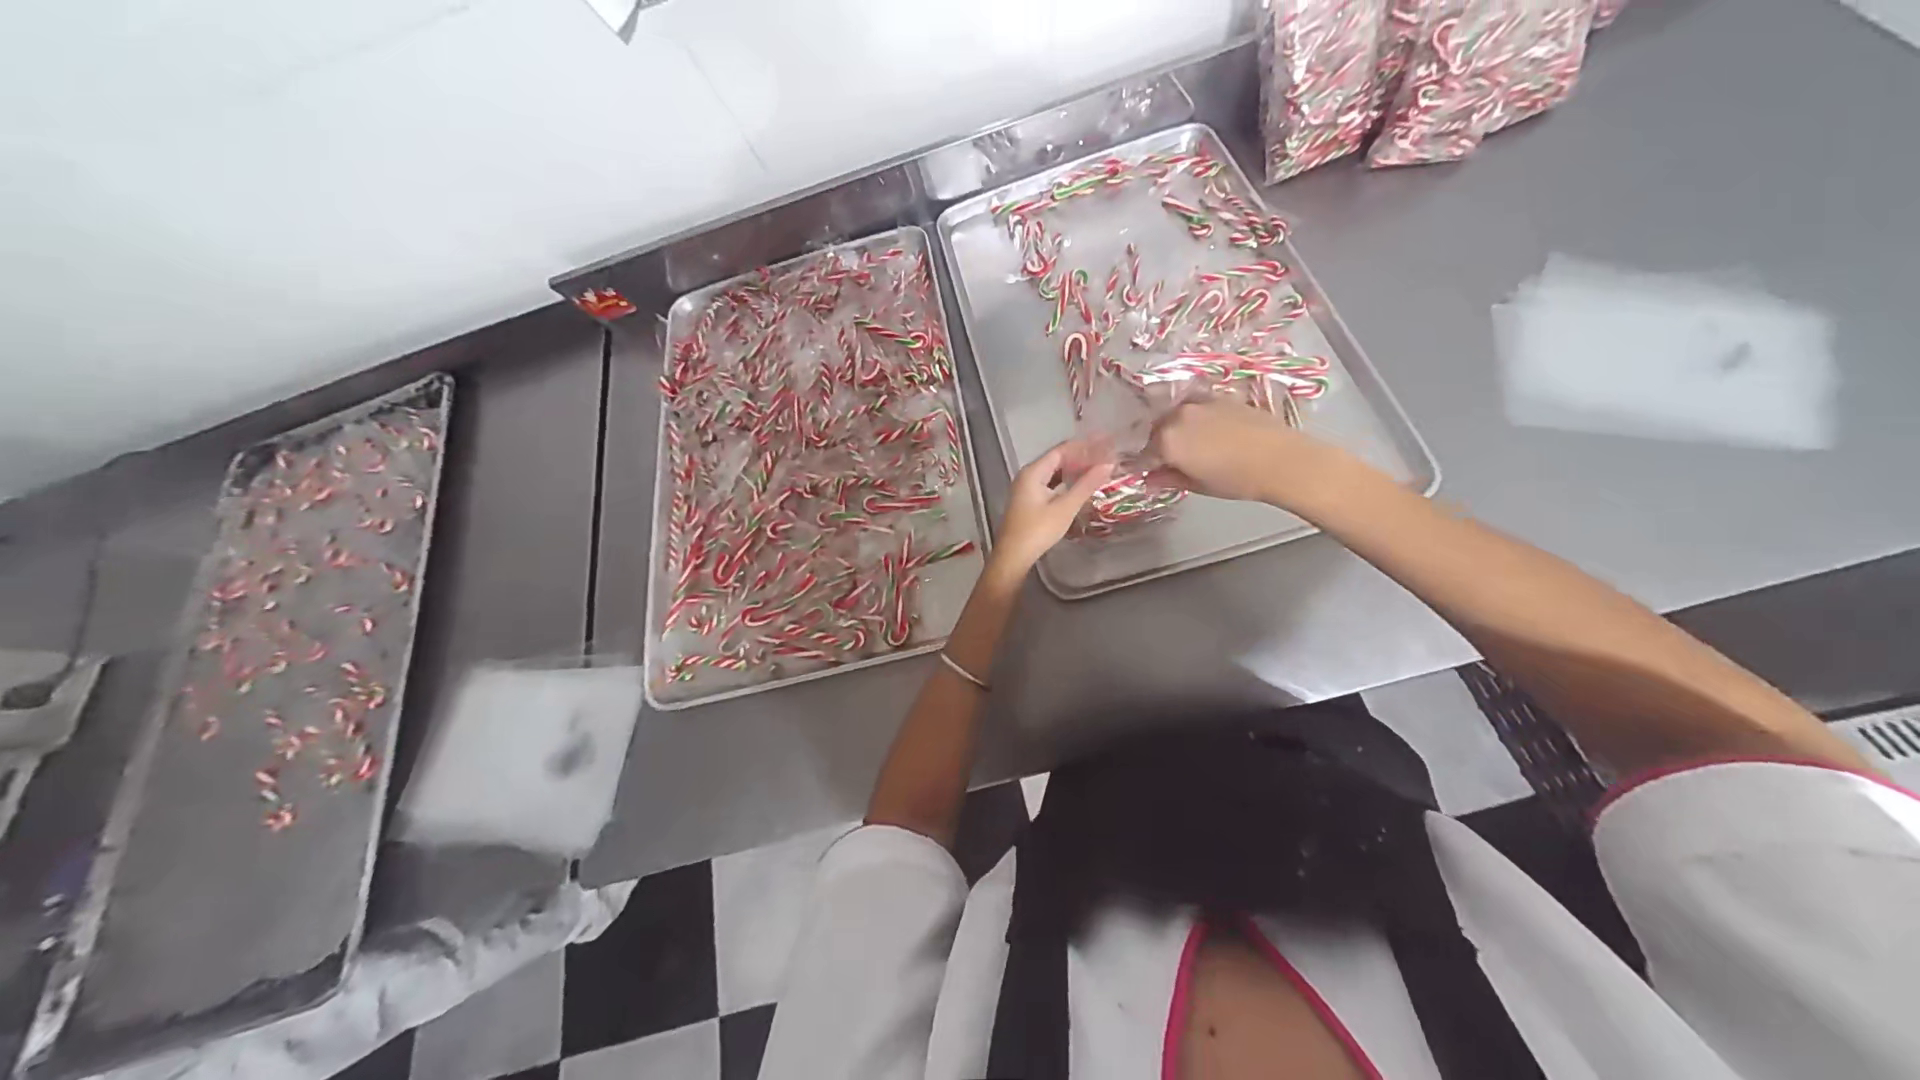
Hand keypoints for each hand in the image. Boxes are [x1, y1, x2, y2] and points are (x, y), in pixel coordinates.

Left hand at [991, 439, 1113, 576]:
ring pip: (1054, 473)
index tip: (1105, 445)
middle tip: (1105, 457)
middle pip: (1057, 459)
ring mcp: (1026, 488)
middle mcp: (1027, 475)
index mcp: (1033, 472)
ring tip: (1097, 469)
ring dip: (1074, 470)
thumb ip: (1086, 484)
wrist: (1013, 556)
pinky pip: (1050, 484)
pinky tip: (1080, 486)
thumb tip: (1108, 464)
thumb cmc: (1038, 530)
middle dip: (1081, 458)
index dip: (1084, 446)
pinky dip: (1066, 482)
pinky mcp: (1028, 501)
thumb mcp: (1065, 507)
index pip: (1061, 450)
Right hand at [1148, 397, 1348, 506]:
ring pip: (1174, 415)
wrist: (1281, 459)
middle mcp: (1177, 416)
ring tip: (1186, 444)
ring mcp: (1199, 403)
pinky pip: (1195, 406)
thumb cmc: (1237, 479)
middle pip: (1155, 429)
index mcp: (1167, 441)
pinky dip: (1193, 418)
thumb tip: (1150, 478)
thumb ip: (1169, 479)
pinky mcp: (1218, 397)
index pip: (1142, 453)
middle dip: (1155, 443)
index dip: (1142, 464)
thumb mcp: (1198, 485)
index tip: (1147, 472)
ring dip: (1173, 427)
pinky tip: (1205, 431)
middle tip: (1167, 460)